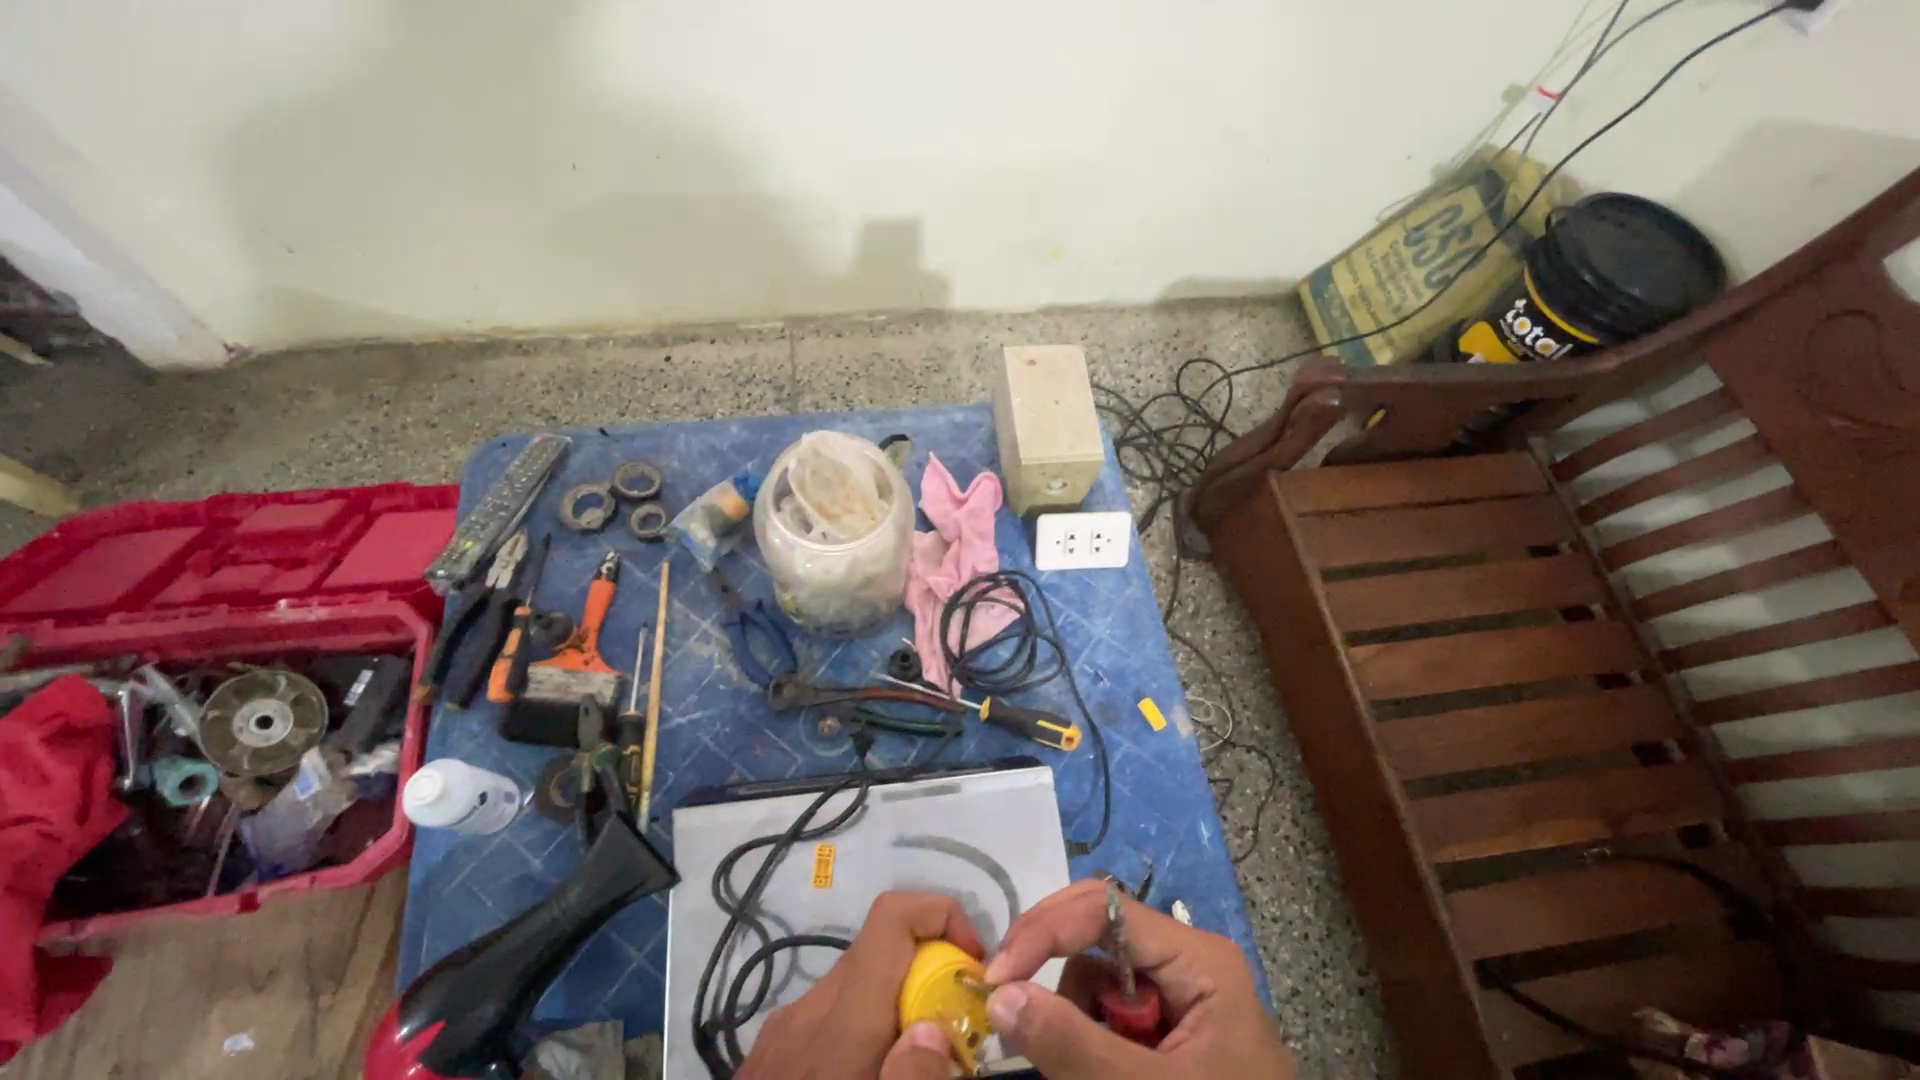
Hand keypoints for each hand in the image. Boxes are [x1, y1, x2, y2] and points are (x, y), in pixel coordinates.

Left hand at [740, 891, 984, 1079]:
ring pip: (858, 985)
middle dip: (931, 976)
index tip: (974, 969)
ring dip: (899, 1007)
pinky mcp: (770, 1048)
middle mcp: (808, 1009)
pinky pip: (832, 1014)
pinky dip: (865, 1028)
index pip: (890, 917)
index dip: (941, 915)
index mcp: (839, 1025)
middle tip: (961, 1037)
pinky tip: (871, 1076)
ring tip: (920, 1067)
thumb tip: (934, 1028)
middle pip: (882, 952)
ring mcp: (784, 1026)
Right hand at [981, 880, 1294, 1078]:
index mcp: (1197, 958)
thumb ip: (1075, 1046)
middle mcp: (1184, 960)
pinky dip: (1081, 1033)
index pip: (1103, 908)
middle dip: (1049, 962)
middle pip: (1095, 929)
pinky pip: (1104, 1010)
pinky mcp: (1165, 1026)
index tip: (997, 977)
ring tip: (1070, 1068)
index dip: (1044, 930)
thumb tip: (998, 996)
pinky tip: (1090, 1070)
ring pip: (1092, 973)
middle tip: (1006, 999)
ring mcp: (1174, 992)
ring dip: (1066, 1011)